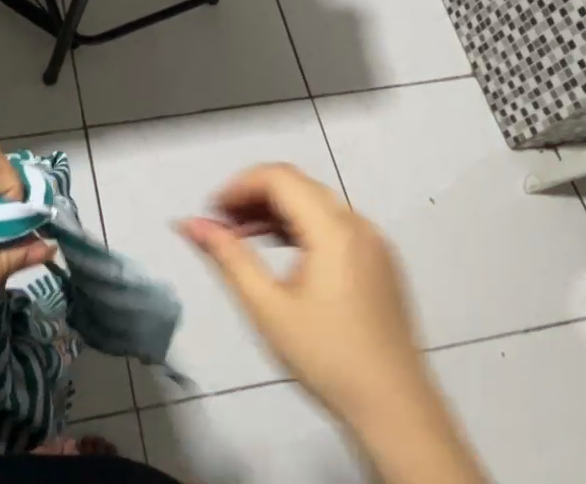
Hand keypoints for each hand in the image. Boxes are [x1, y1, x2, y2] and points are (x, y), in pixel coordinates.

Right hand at [177, 163, 424, 429]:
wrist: (395, 408)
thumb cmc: (326, 358)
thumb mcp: (267, 307)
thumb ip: (228, 257)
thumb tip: (189, 223)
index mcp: (334, 229)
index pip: (279, 177)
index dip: (238, 186)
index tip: (210, 212)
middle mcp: (358, 224)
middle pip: (298, 185)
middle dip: (254, 196)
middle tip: (220, 224)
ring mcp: (374, 241)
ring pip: (316, 202)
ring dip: (276, 210)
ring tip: (242, 237)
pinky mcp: (381, 260)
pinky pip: (335, 224)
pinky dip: (302, 225)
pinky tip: (281, 252)